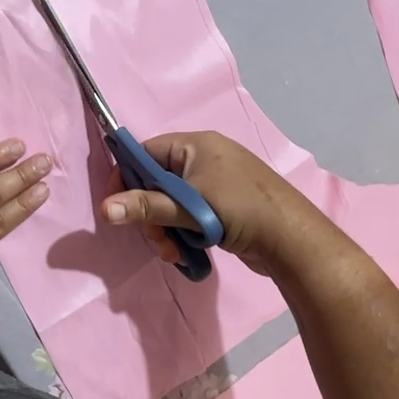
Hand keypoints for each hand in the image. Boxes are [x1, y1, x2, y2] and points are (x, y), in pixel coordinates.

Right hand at [99, 131, 344, 276]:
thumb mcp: (189, 208)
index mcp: (197, 145)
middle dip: (150, 214)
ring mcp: (215, 183)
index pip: (146, 153)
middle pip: (156, 182)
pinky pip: (188, 214)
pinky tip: (187, 252)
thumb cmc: (241, 211)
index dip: (126, 178)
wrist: (294, 241)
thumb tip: (105, 208)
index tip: (116, 207)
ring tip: (174, 252)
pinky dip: (183, 233)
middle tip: (157, 239)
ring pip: (171, 203)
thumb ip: (146, 207)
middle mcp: (204, 159)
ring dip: (166, 229)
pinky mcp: (222, 206)